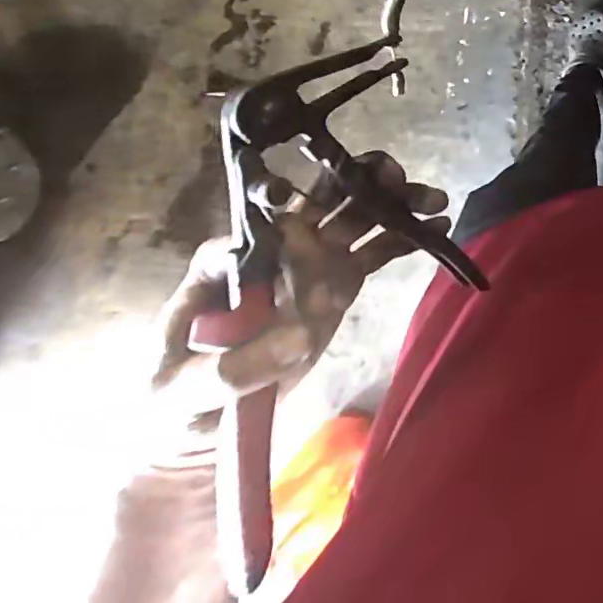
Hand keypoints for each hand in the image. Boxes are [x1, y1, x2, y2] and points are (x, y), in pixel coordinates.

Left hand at [146, 152, 447, 459]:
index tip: (317, 239)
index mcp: (230, 255)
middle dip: (360, 187)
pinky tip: (433, 229)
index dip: (297, 224)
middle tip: (395, 178)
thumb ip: (232, 367)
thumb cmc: (168, 396)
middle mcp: (273, 247)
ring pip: (353, 224)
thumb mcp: (180, 389)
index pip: (265, 223)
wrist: (190, 424)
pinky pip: (369, 258)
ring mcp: (308, 266)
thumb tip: (301, 337)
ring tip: (431, 199)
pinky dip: (399, 243)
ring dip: (391, 208)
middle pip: (320, 204)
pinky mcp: (333, 289)